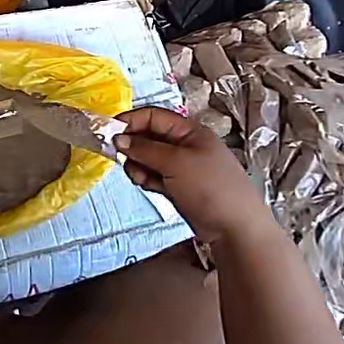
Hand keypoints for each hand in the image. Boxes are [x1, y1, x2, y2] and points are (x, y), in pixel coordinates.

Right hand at [115, 106, 271, 241]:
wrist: (234, 227)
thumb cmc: (209, 187)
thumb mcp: (176, 162)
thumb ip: (145, 149)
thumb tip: (118, 139)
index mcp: (189, 131)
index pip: (153, 117)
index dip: (131, 121)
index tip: (108, 132)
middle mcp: (184, 145)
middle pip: (149, 137)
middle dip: (132, 146)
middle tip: (121, 160)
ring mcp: (181, 167)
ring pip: (149, 158)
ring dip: (138, 165)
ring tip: (138, 177)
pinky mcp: (177, 186)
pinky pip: (154, 175)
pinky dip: (146, 178)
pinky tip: (146, 185)